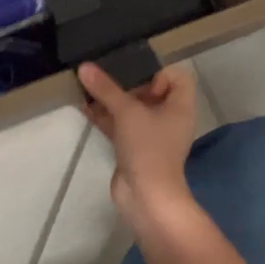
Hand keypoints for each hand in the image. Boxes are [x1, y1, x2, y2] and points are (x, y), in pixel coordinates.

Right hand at [78, 63, 198, 229]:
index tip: (138, 83)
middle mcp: (169, 118)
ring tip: (88, 90)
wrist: (147, 197)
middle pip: (151, 91)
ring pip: (133, 109)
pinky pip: (121, 125)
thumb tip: (84, 66)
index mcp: (180, 106)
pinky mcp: (135, 148)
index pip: (178, 77)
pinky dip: (106, 117)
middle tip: (107, 83)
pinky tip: (85, 109)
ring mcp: (152, 135)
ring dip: (112, 100)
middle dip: (127, 85)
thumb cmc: (148, 147)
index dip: (159, 74)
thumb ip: (106, 89)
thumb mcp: (127, 112)